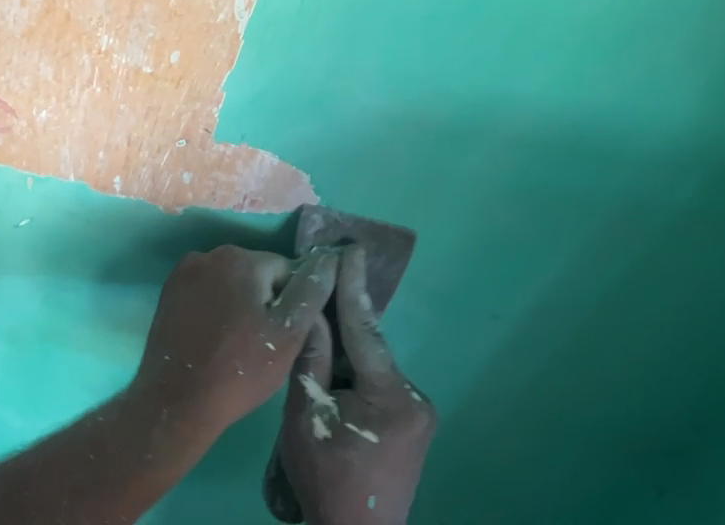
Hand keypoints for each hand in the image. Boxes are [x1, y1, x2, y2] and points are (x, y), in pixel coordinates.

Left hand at [131, 245, 339, 437]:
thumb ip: (310, 291)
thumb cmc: (240, 370)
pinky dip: (214, 309)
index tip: (284, 335)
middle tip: (262, 344)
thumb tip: (328, 259)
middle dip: (264, 301)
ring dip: (239, 305)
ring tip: (237, 346)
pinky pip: (205, 294)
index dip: (292, 304)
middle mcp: (208, 254)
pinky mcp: (168, 292)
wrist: (177, 400)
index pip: (285, 270)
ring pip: (229, 284)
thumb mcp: (288, 335)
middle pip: (255, 274)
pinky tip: (214, 341)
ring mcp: (183, 272)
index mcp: (239, 257)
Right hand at [278, 246, 435, 524]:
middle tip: (319, 281)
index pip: (364, 328)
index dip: (351, 286)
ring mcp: (418, 414)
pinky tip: (331, 369)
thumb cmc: (326, 476)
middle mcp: (414, 398)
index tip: (349, 249)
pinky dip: (352, 372)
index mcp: (392, 394)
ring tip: (316, 326)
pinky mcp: (412, 427)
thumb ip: (310, 360)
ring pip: (371, 366)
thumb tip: (312, 312)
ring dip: (343, 350)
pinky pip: (376, 384)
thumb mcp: (306, 415)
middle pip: (367, 346)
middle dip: (340, 320)